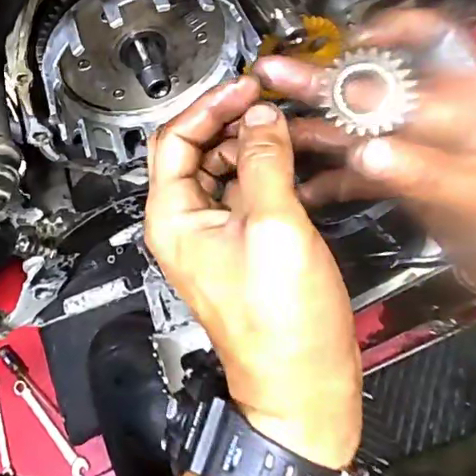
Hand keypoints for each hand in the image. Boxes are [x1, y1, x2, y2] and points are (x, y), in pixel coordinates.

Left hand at [144, 76, 361, 468]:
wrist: (302, 389)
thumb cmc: (280, 328)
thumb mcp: (274, 227)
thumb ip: (265, 162)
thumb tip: (262, 118)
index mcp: (173, 217)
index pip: (174, 138)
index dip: (208, 106)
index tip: (243, 86)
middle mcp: (185, 223)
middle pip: (196, 150)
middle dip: (229, 121)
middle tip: (265, 102)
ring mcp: (214, 234)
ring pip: (222, 169)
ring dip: (249, 143)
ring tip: (281, 127)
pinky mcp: (242, 244)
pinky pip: (244, 192)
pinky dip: (263, 170)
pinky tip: (290, 162)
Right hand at [251, 9, 475, 333]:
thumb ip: (430, 173)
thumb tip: (361, 151)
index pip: (430, 41)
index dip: (387, 30)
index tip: (342, 42)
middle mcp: (444, 118)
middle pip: (377, 89)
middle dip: (325, 81)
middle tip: (271, 75)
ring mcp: (427, 158)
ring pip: (363, 133)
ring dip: (319, 130)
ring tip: (269, 129)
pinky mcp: (418, 195)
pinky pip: (368, 180)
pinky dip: (337, 181)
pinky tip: (305, 188)